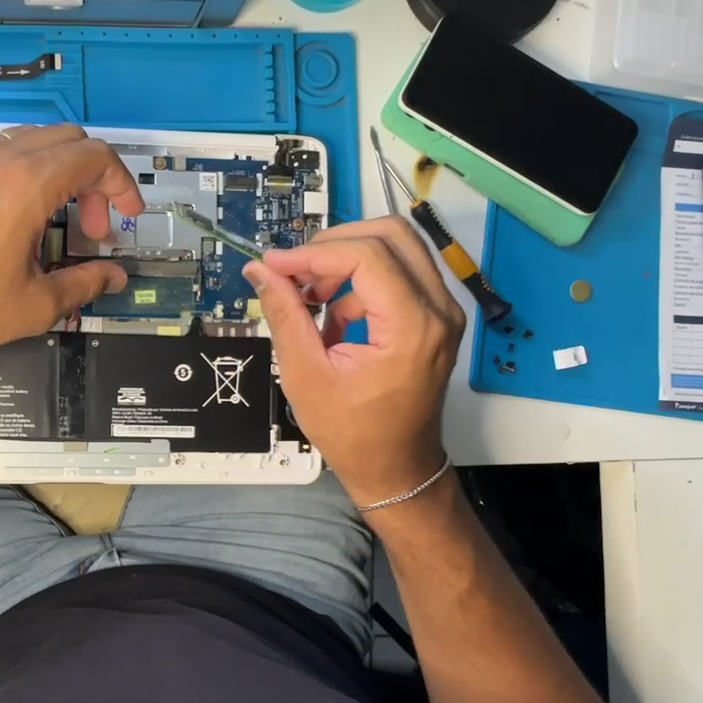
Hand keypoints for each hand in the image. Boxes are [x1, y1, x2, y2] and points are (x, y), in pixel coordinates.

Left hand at [0, 124, 144, 371]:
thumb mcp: (36, 304)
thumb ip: (86, 284)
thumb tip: (115, 277)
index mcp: (28, 183)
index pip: (95, 156)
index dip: (122, 184)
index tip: (126, 216)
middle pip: (69, 139)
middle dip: (93, 178)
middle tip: (90, 228)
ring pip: (34, 140)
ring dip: (60, 172)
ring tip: (57, 222)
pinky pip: (2, 151)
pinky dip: (27, 171)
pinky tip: (20, 216)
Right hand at [242, 217, 464, 511]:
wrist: (394, 467)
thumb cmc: (351, 433)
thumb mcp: (305, 374)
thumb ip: (285, 314)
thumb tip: (259, 270)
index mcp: (411, 327)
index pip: (366, 256)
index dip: (313, 253)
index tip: (274, 265)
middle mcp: (438, 310)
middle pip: (391, 235)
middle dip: (334, 244)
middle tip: (295, 270)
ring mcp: (442, 312)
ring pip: (398, 248)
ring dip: (347, 260)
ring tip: (310, 295)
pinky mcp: (435, 317)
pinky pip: (400, 273)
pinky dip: (361, 280)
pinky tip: (332, 313)